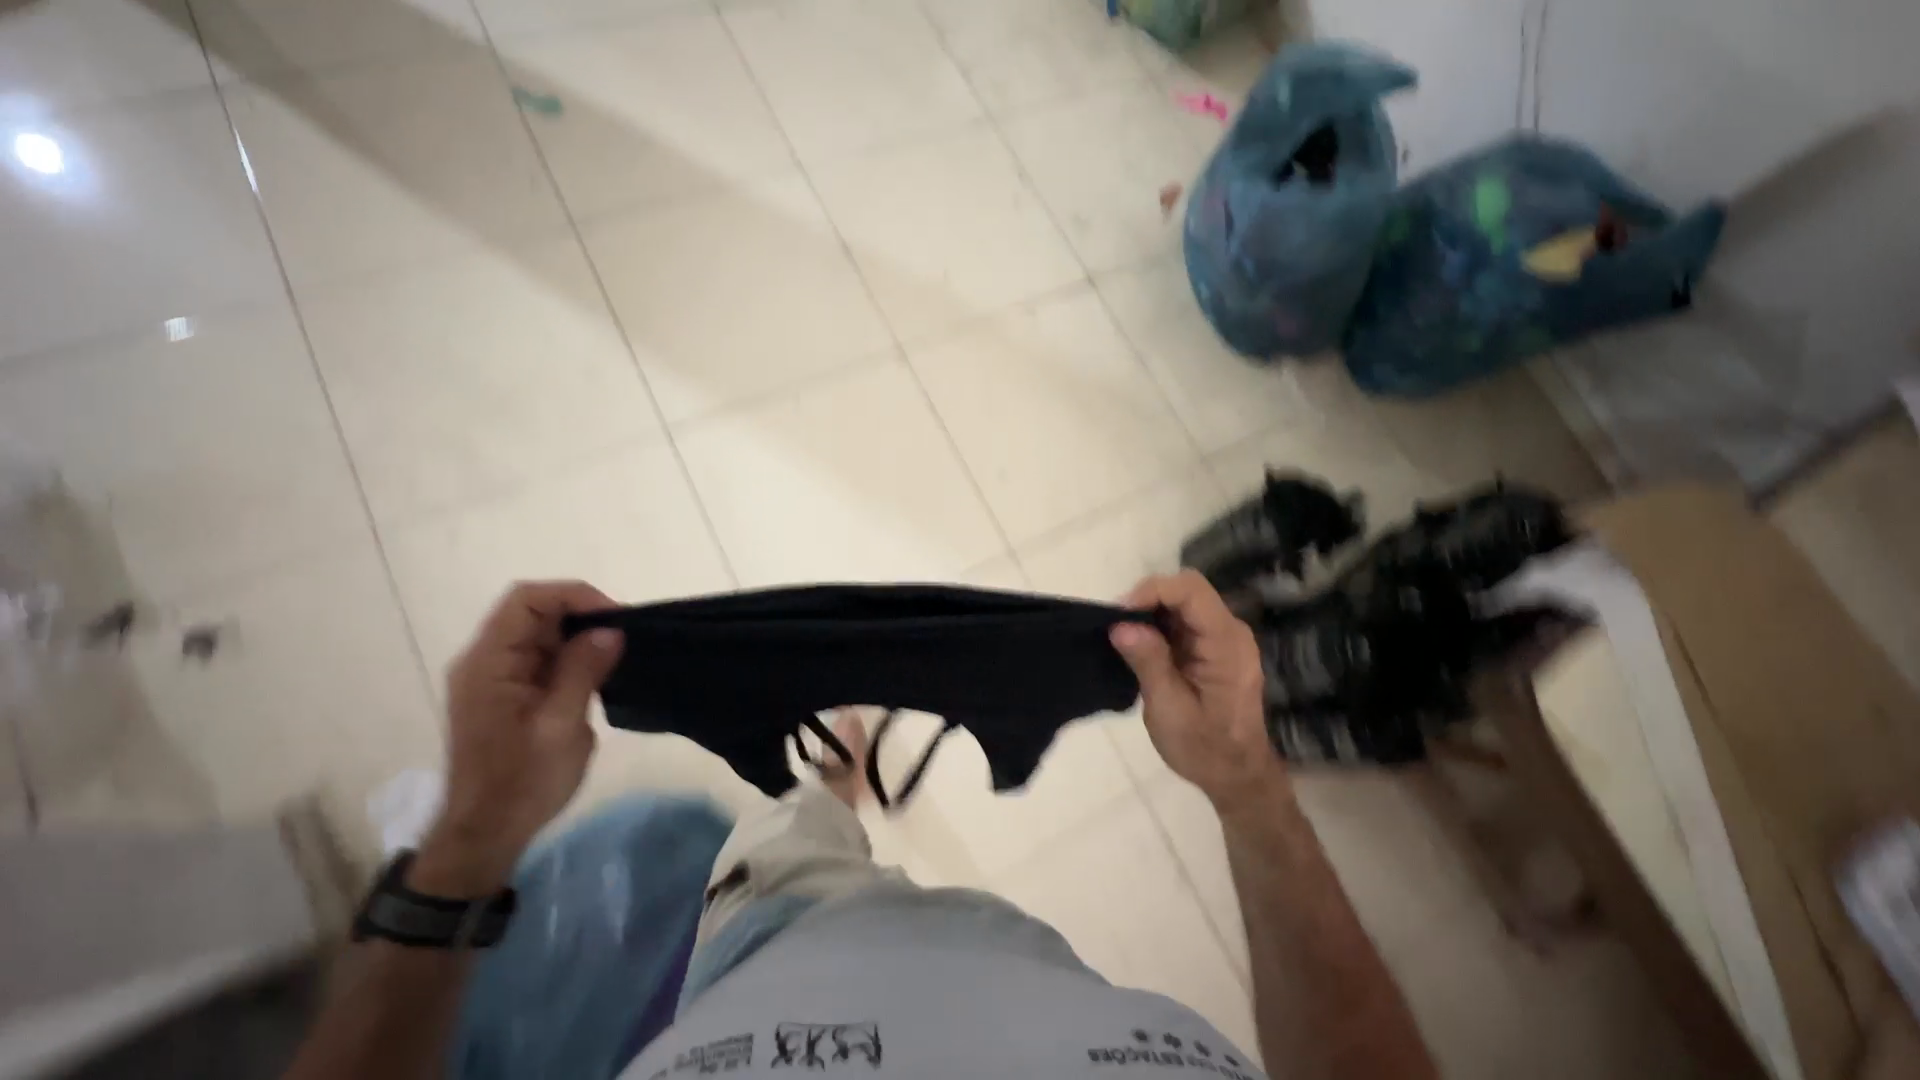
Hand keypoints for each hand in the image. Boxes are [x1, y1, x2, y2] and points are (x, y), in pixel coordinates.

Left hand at [412, 582, 623, 895]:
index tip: (615, 617)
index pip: (527, 600)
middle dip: (581, 616)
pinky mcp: (505, 696)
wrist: (485, 834)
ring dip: (578, 638)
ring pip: (538, 635)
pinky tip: (597, 676)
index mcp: (489, 663)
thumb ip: (583, 671)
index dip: (573, 596)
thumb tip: (609, 631)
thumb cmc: (522, 782)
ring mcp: (493, 679)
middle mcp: (484, 661)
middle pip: (532, 613)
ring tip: (617, 655)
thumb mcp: (561, 726)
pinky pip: (538, 660)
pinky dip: (569, 658)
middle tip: (625, 637)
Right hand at [1110, 570, 1287, 812]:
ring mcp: (1223, 638)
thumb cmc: (1205, 749)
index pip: (1191, 591)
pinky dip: (1157, 625)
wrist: (1237, 776)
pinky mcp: (1212, 647)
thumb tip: (1120, 624)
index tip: (1119, 615)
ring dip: (1150, 612)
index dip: (1152, 590)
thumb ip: (1149, 663)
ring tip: (1122, 637)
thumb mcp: (1170, 711)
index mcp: (1226, 644)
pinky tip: (1139, 646)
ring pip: (1182, 602)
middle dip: (1147, 599)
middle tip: (1116, 627)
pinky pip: (1183, 620)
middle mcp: (1230, 631)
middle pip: (1187, 590)